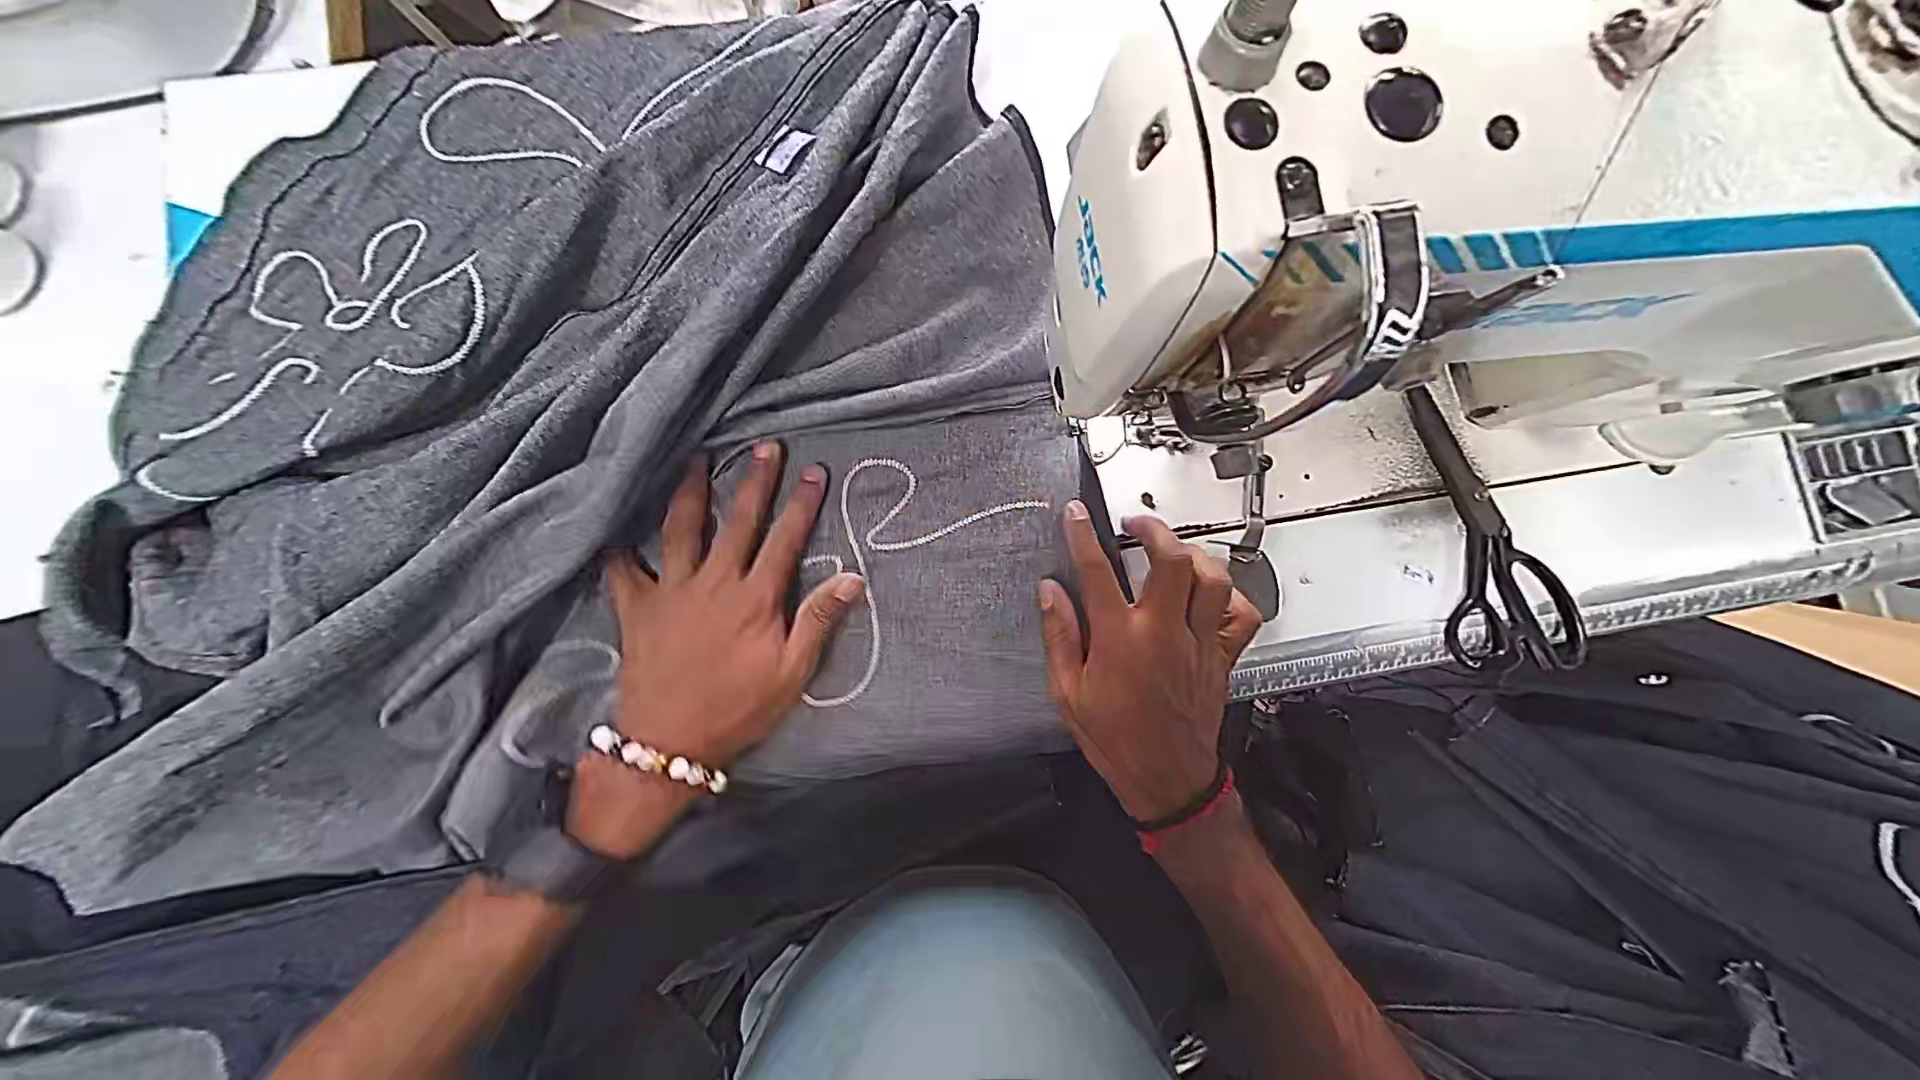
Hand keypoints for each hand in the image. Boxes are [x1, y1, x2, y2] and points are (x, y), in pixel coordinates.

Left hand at [568, 442, 864, 858]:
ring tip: (696, 458)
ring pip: (680, 529)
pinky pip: (622, 570)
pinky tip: (615, 529)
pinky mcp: (637, 609)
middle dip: (754, 481)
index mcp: (754, 598)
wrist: (669, 744)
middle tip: (765, 446)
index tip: (813, 471)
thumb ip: (819, 620)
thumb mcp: (792, 672)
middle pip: (738, 521)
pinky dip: (619, 548)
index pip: (785, 539)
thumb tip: (851, 578)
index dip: (801, 504)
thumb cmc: (738, 709)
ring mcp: (671, 591)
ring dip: (691, 491)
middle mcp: (713, 583)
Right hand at [1037, 502, 1262, 822]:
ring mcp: (1198, 644)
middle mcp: (1163, 634)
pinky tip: (1211, 593)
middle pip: (1171, 560)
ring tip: (1174, 550)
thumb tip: (1051, 594)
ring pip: (1212, 579)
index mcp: (1120, 640)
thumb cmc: (1117, 739)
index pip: (1098, 571)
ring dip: (1193, 554)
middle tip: (1138, 523)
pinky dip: (1230, 596)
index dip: (1083, 535)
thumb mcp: (1068, 691)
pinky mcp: (1221, 658)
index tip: (1077, 516)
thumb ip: (1059, 635)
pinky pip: (1242, 615)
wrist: (1166, 778)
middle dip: (1154, 529)